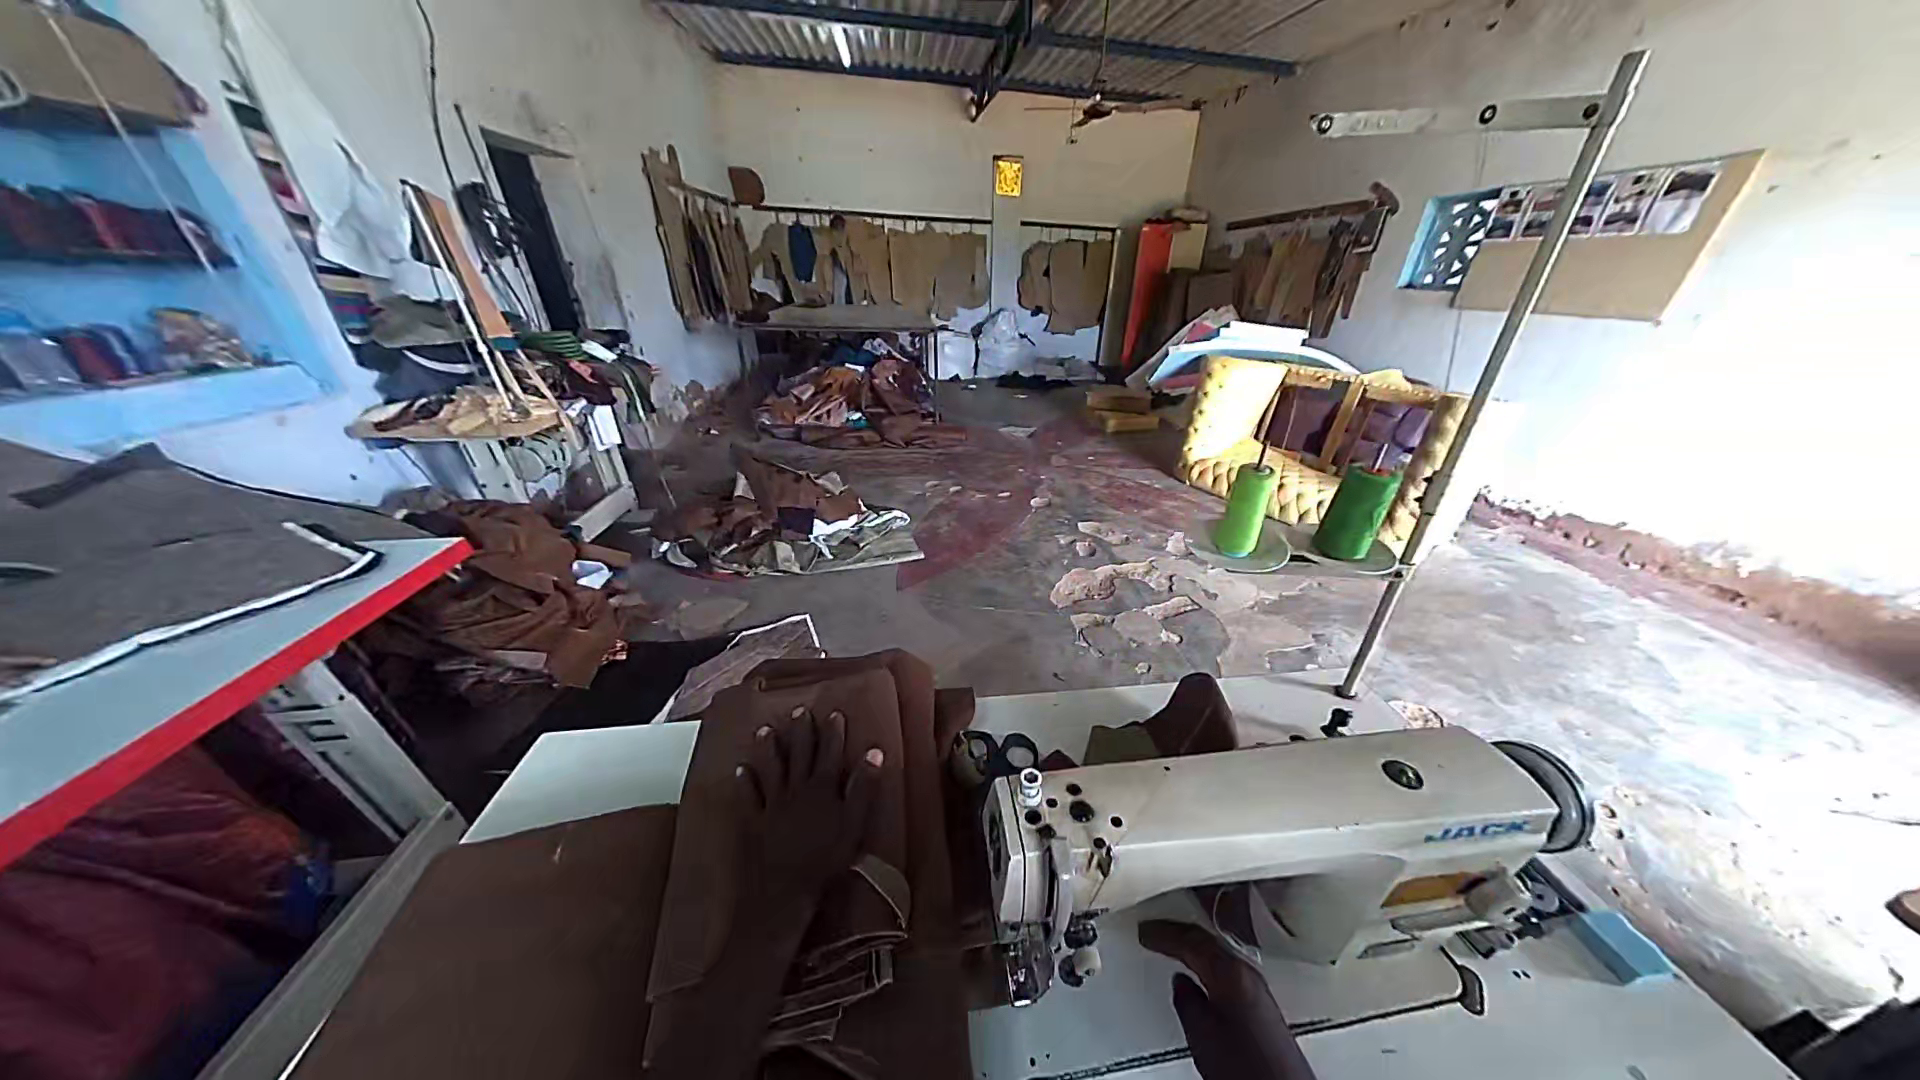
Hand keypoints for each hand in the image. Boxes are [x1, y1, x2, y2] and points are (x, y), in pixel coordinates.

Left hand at [735, 706, 882, 904]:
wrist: (784, 891)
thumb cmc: (825, 859)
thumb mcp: (854, 824)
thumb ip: (864, 787)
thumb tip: (875, 752)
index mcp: (822, 789)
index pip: (830, 753)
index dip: (833, 733)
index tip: (834, 713)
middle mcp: (796, 789)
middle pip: (800, 755)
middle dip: (801, 732)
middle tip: (799, 711)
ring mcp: (773, 804)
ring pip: (771, 769)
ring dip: (769, 748)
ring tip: (765, 729)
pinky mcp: (755, 821)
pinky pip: (748, 796)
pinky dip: (745, 781)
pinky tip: (740, 769)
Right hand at [1139, 920, 1317, 1079]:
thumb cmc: (1246, 1068)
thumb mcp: (1201, 1032)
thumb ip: (1185, 1000)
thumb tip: (1180, 984)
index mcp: (1229, 971)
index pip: (1190, 939)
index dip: (1164, 933)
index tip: (1145, 931)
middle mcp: (1246, 973)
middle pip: (1206, 940)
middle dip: (1178, 933)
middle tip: (1154, 931)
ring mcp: (1256, 989)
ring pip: (1217, 952)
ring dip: (1193, 946)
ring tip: (1172, 945)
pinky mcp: (1260, 1006)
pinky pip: (1226, 968)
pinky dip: (1207, 962)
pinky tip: (1200, 972)